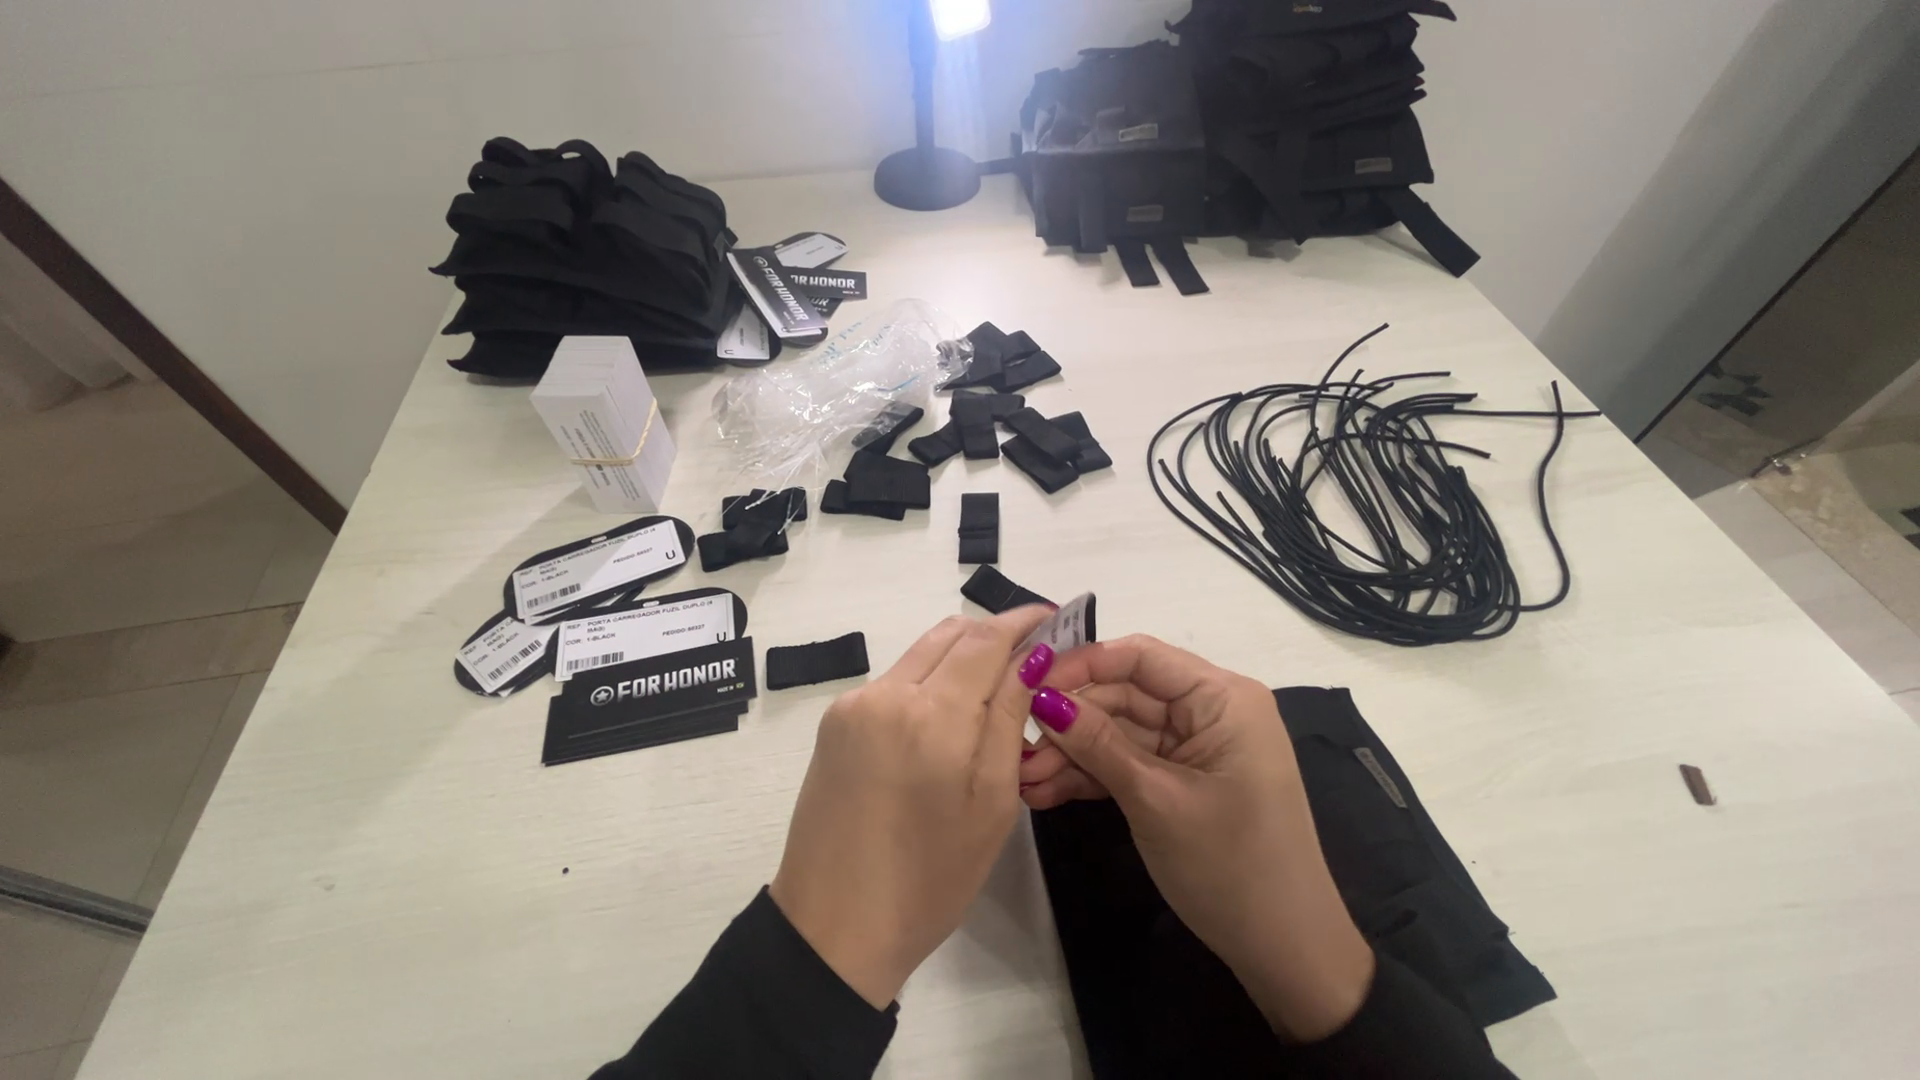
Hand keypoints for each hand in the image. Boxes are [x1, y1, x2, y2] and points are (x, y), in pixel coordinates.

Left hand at [770, 607, 1056, 1008]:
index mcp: (933, 715)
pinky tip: (948, 720)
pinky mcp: (835, 721)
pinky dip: (929, 683)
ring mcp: (854, 705)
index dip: (1024, 621)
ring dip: (961, 657)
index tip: (1054, 618)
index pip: (986, 639)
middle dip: (994, 634)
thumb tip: (1031, 656)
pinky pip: (895, 681)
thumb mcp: (991, 802)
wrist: (834, 926)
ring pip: (921, 653)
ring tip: (996, 688)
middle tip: (1032, 656)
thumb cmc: (931, 878)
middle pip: (950, 634)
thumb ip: (1010, 718)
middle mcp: (887, 694)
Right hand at [1018, 635, 1373, 1040]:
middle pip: (1123, 695)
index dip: (1081, 665)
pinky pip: (1128, 763)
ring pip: (1118, 732)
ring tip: (1023, 780)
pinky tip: (1045, 792)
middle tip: (1015, 748)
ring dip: (1071, 754)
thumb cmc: (1230, 864)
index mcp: (1221, 697)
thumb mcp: (1155, 798)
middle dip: (1069, 722)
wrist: (1284, 950)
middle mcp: (1209, 710)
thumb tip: (1041, 697)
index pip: (1140, 656)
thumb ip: (1097, 743)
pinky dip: (1090, 777)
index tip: (1030, 685)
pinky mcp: (1180, 780)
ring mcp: (1193, 747)